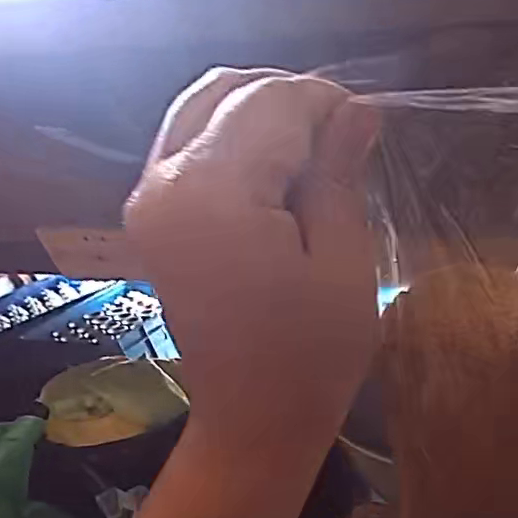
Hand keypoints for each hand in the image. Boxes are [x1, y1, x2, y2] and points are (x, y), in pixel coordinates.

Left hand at [125, 69, 380, 457]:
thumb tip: (355, 115)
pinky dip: (238, 149)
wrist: (257, 422)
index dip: (323, 101)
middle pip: (223, 95)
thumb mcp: (344, 270)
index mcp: (214, 193)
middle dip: (289, 102)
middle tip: (346, 137)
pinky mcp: (154, 224)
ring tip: (319, 158)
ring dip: (263, 121)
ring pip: (202, 116)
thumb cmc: (314, 359)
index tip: (368, 119)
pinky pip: (192, 153)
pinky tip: (281, 182)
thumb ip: (340, 182)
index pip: (269, 106)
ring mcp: (149, 201)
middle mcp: (163, 180)